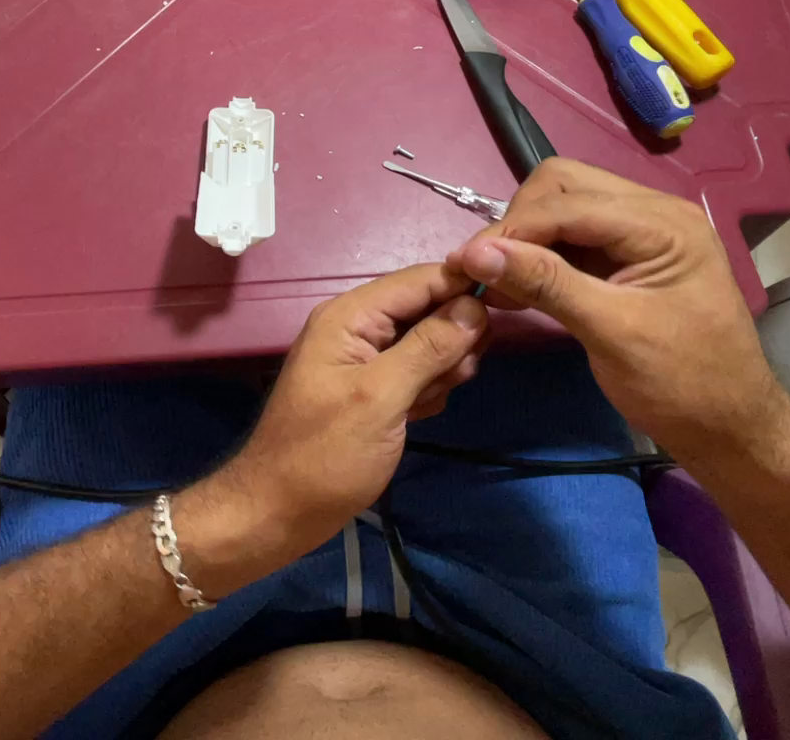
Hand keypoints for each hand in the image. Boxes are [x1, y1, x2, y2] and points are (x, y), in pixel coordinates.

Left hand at [193, 264, 487, 574]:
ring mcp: (367, 358)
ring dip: (442, 370)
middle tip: (454, 376)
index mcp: (351, 315)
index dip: (464, 286)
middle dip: (453, 339)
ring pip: (430, 342)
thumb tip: (475, 306)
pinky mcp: (377, 387)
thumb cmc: (324, 455)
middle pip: (429, 307)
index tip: (508, 306)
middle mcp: (359, 327)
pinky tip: (417, 417)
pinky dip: (428, 391)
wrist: (281, 512)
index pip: (420, 279)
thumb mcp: (381, 398)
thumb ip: (427, 348)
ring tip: (426, 402)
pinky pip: (419, 372)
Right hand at [445, 158, 788, 459]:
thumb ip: (544, 283)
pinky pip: (569, 237)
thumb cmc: (681, 383)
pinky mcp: (625, 256)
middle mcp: (652, 212)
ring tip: (493, 282)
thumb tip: (475, 253)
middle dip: (518, 224)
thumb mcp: (610, 332)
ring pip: (561, 207)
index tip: (463, 265)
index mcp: (662, 223)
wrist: (728, 429)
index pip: (567, 203)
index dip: (512, 230)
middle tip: (486, 270)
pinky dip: (537, 256)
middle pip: (562, 187)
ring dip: (524, 239)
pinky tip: (513, 288)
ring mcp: (639, 232)